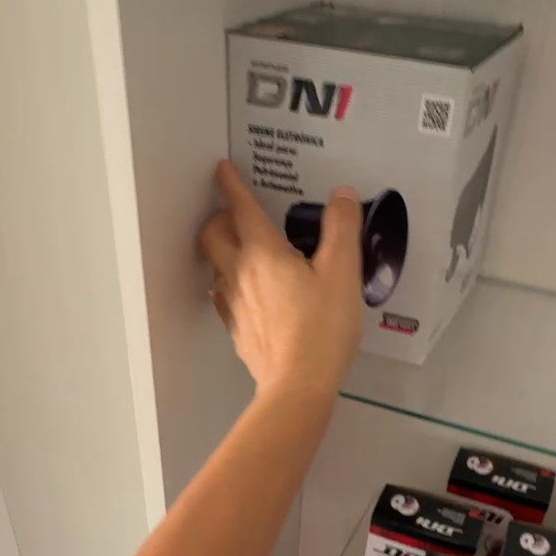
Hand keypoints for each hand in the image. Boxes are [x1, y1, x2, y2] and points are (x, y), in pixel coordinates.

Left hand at [198, 161, 363, 398]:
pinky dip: (230, 285)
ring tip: (243, 251)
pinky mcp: (238, 333)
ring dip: (223, 252)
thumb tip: (342, 196)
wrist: (299, 386)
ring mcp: (234, 306)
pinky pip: (224, 299)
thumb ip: (342, 229)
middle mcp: (239, 274)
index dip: (231, 185)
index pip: (240, 208)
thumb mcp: (342, 273)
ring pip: (215, 267)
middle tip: (235, 214)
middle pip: (212, 235)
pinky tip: (247, 294)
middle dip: (219, 217)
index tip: (223, 170)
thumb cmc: (322, 329)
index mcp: (263, 253)